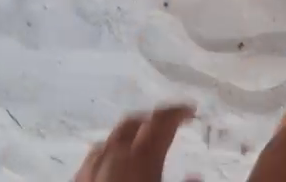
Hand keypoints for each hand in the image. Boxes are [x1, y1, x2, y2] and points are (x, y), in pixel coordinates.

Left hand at [73, 105, 197, 181]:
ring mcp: (89, 170)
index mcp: (141, 156)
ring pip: (108, 140)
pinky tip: (109, 167)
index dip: (177, 112)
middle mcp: (114, 155)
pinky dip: (104, 155)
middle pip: (132, 123)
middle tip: (167, 123)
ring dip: (126, 136)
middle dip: (151, 119)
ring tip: (139, 143)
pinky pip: (90, 161)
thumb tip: (196, 176)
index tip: (191, 111)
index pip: (161, 121)